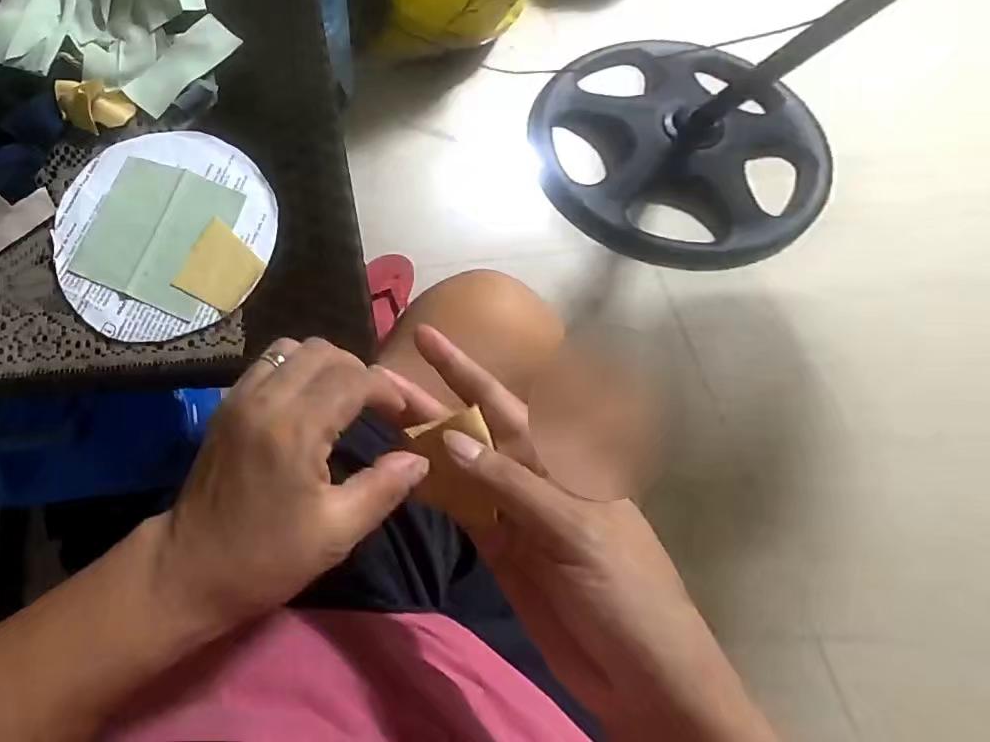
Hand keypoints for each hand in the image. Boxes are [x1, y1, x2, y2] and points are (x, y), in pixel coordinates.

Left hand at [156, 337, 430, 630]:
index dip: (385, 388)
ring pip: (286, 349)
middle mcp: (263, 399)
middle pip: (317, 351)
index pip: (350, 378)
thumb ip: (382, 487)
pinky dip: (290, 370)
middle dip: (356, 369)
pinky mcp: (223, 405)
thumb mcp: (337, 530)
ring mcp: (237, 397)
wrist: (195, 561)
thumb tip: (418, 459)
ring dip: (321, 364)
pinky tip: (306, 403)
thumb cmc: (270, 555)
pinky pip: (263, 366)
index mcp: (294, 428)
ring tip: (344, 399)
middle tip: (376, 404)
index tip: (403, 414)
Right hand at [392, 325, 776, 741]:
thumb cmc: (632, 601)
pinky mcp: (495, 545)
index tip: (427, 337)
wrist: (648, 687)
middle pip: (469, 429)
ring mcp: (510, 512)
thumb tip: (447, 436)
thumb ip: (509, 484)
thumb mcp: (578, 534)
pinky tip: (398, 466)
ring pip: (454, 464)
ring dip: (418, 439)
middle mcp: (531, 479)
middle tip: (377, 379)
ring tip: (376, 414)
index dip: (464, 370)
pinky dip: (426, 484)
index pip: (505, 406)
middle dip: (427, 401)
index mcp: (563, 466)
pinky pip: (453, 504)